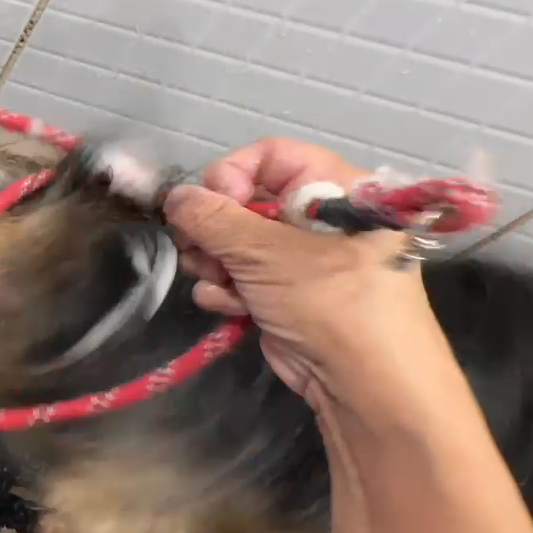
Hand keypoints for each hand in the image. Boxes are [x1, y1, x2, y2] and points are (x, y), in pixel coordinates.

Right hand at [162, 138, 436, 399]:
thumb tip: (173, 196)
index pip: (270, 156)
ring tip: (224, 285)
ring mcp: (294, 255)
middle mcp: (314, 218)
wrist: (359, 377)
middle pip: (238, 201)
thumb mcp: (266, 253)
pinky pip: (229, 274)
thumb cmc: (330, 302)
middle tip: (202, 251)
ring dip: (212, 264)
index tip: (210, 206)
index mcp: (336, 192)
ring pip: (224, 241)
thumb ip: (212, 218)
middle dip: (211, 230)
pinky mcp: (274, 287)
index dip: (231, 175)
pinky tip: (234, 307)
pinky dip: (223, 290)